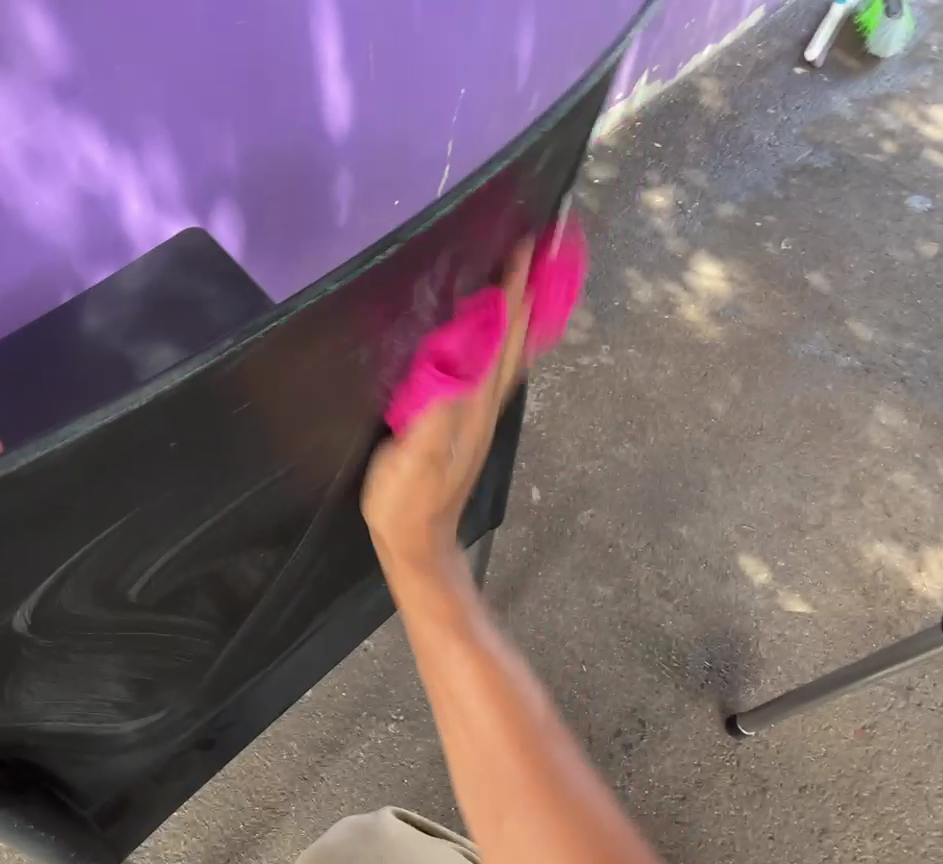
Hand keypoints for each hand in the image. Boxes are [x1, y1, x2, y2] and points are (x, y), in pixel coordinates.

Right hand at [363, 239, 534, 579]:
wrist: (418, 542)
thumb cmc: (406, 501)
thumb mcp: (413, 458)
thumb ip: (435, 410)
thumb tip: (457, 357)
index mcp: (474, 402)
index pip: (502, 334)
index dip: (514, 289)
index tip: (526, 242)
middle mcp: (486, 402)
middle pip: (516, 337)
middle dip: (527, 288)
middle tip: (536, 242)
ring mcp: (481, 413)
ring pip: (511, 351)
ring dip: (522, 310)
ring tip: (526, 274)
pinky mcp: (470, 422)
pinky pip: (496, 369)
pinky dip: (507, 339)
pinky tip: (502, 332)